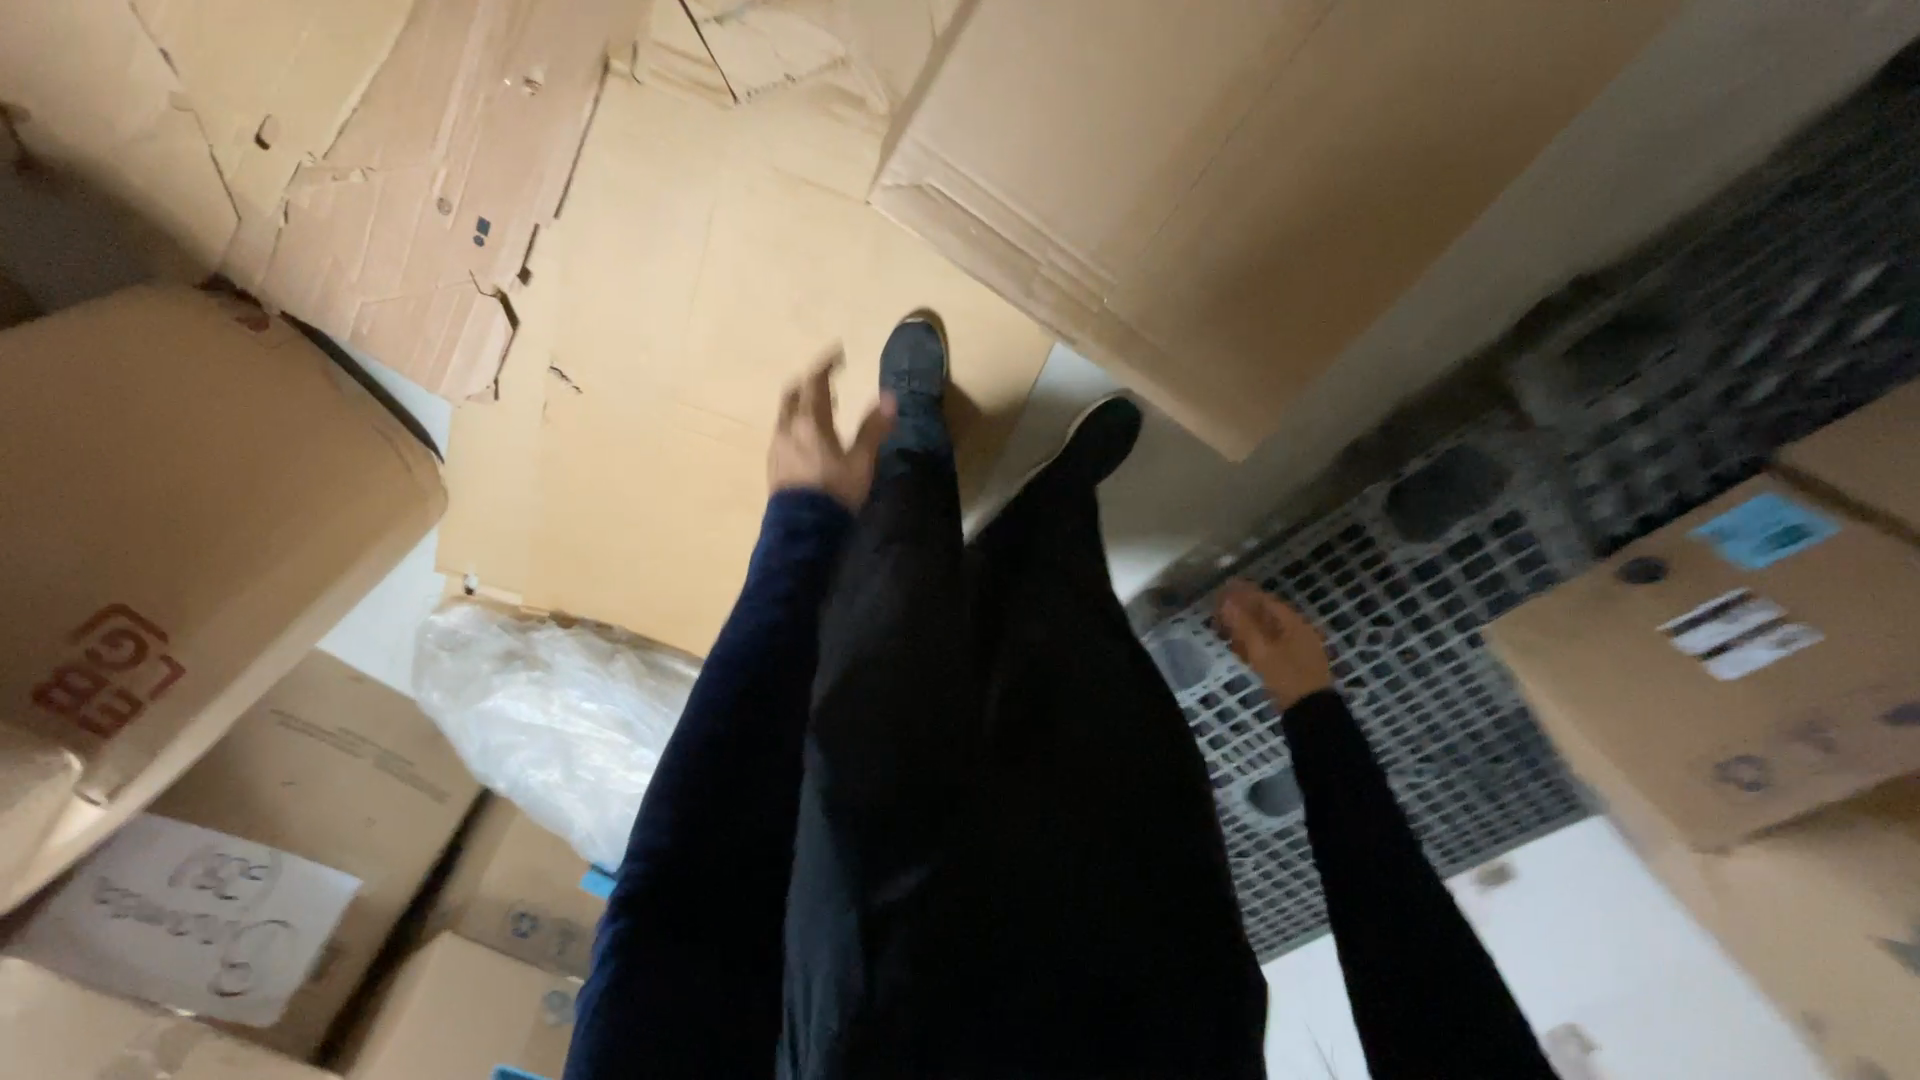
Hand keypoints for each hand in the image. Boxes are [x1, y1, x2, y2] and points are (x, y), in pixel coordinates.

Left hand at [769, 354, 896, 510]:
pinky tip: (808, 441)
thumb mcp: (861, 462)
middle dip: (809, 383)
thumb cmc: (835, 493)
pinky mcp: (773, 465)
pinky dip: (796, 426)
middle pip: (793, 394)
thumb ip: (874, 428)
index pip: (815, 382)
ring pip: (786, 415)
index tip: (839, 354)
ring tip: (822, 412)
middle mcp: (787, 428)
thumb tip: (890, 396)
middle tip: (827, 382)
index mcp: (810, 421)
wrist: (802, 530)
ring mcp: (777, 447)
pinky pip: (783, 434)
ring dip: (802, 406)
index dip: (827, 365)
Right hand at [1216, 579, 1333, 709]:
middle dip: (1242, 611)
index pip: (1266, 601)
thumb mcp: (1263, 651)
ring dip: (1245, 628)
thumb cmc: (1288, 676)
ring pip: (1266, 632)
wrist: (1310, 711)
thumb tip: (1226, 601)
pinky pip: (1269, 646)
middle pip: (1266, 615)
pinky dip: (1253, 644)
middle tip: (1219, 610)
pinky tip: (1239, 648)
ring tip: (1224, 628)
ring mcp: (1296, 649)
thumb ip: (1244, 625)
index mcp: (1294, 624)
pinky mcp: (1291, 664)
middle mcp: (1297, 631)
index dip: (1244, 594)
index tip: (1224, 590)